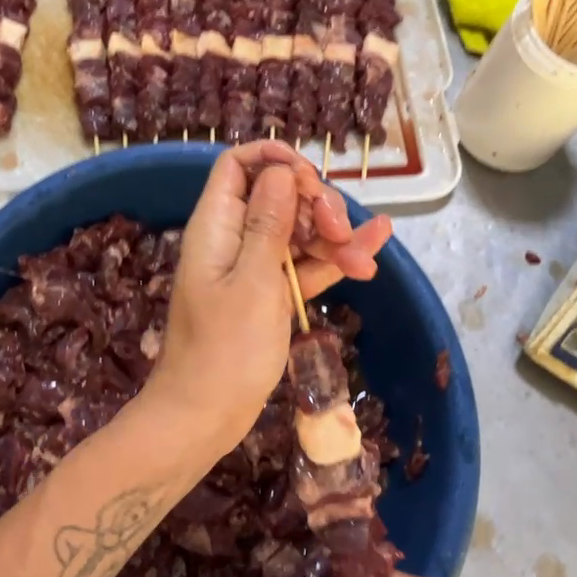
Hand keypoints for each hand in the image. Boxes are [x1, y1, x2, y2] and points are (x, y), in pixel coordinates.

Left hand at [150, 141, 392, 441]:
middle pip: (279, 195)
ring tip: (366, 257)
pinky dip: (333, 260)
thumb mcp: (254, 281)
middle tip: (338, 231)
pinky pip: (305, 264)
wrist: (204, 416)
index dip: (274, 160)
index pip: (238, 165)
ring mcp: (254, 266)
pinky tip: (371, 255)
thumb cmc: (225, 350)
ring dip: (334, 236)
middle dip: (315, 204)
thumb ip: (269, 224)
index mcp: (217, 225)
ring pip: (299, 230)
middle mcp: (234, 237)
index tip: (310, 178)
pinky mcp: (270, 293)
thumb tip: (282, 171)